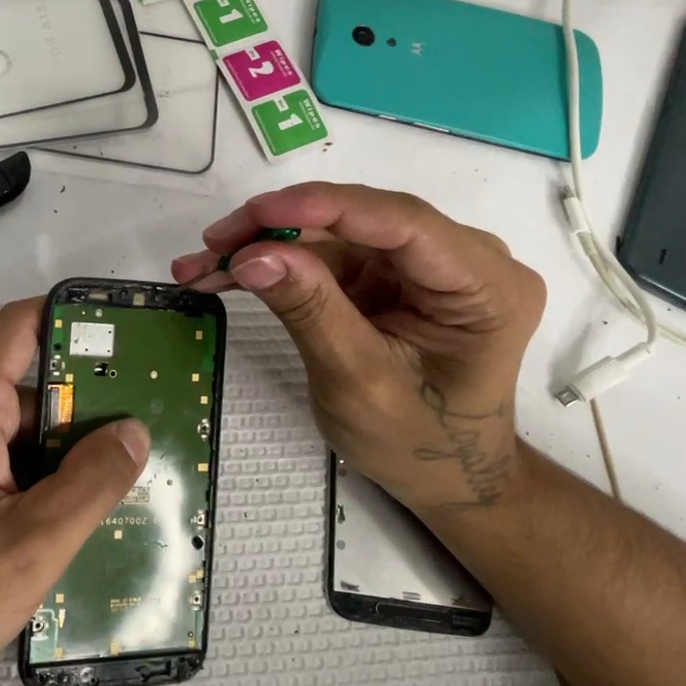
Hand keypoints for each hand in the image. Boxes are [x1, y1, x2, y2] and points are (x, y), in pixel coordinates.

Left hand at [0, 299, 150, 685]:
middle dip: (83, 419)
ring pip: (11, 432)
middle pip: (28, 390)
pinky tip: (58, 526)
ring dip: (56, 461)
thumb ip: (89, 484)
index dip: (77, 324)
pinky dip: (24, 481)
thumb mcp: (30, 547)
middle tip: (144, 456)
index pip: (24, 325)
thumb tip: (134, 430)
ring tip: (115, 502)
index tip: (132, 346)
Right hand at [170, 183, 544, 513]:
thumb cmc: (416, 443)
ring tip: (200, 266)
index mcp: (485, 285)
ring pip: (331, 234)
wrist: (442, 478)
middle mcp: (459, 260)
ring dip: (263, 247)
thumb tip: (252, 255)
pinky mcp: (386, 276)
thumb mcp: (359, 382)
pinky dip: (273, 266)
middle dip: (278, 228)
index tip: (254, 213)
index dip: (325, 207)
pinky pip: (323, 257)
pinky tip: (223, 275)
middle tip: (210, 245)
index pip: (403, 222)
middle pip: (358, 221)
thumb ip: (312, 311)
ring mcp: (419, 266)